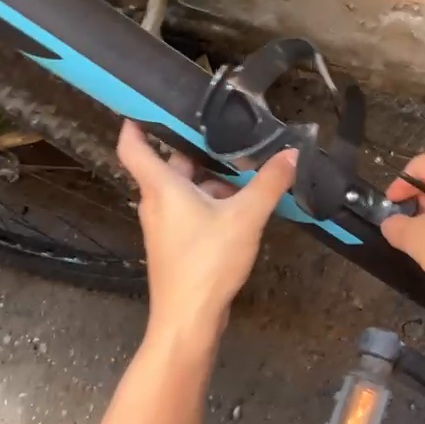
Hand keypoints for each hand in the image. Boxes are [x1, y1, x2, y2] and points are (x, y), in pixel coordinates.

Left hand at [117, 121, 297, 342]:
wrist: (188, 318)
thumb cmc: (207, 262)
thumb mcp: (245, 218)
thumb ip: (269, 183)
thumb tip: (291, 155)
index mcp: (162, 187)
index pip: (133, 146)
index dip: (135, 122)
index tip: (146, 105)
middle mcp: (156, 202)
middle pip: (170, 165)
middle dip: (197, 152)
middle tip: (226, 136)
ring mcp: (164, 226)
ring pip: (184, 190)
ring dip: (210, 181)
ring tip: (245, 174)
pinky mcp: (175, 245)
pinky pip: (190, 211)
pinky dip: (210, 203)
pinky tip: (241, 209)